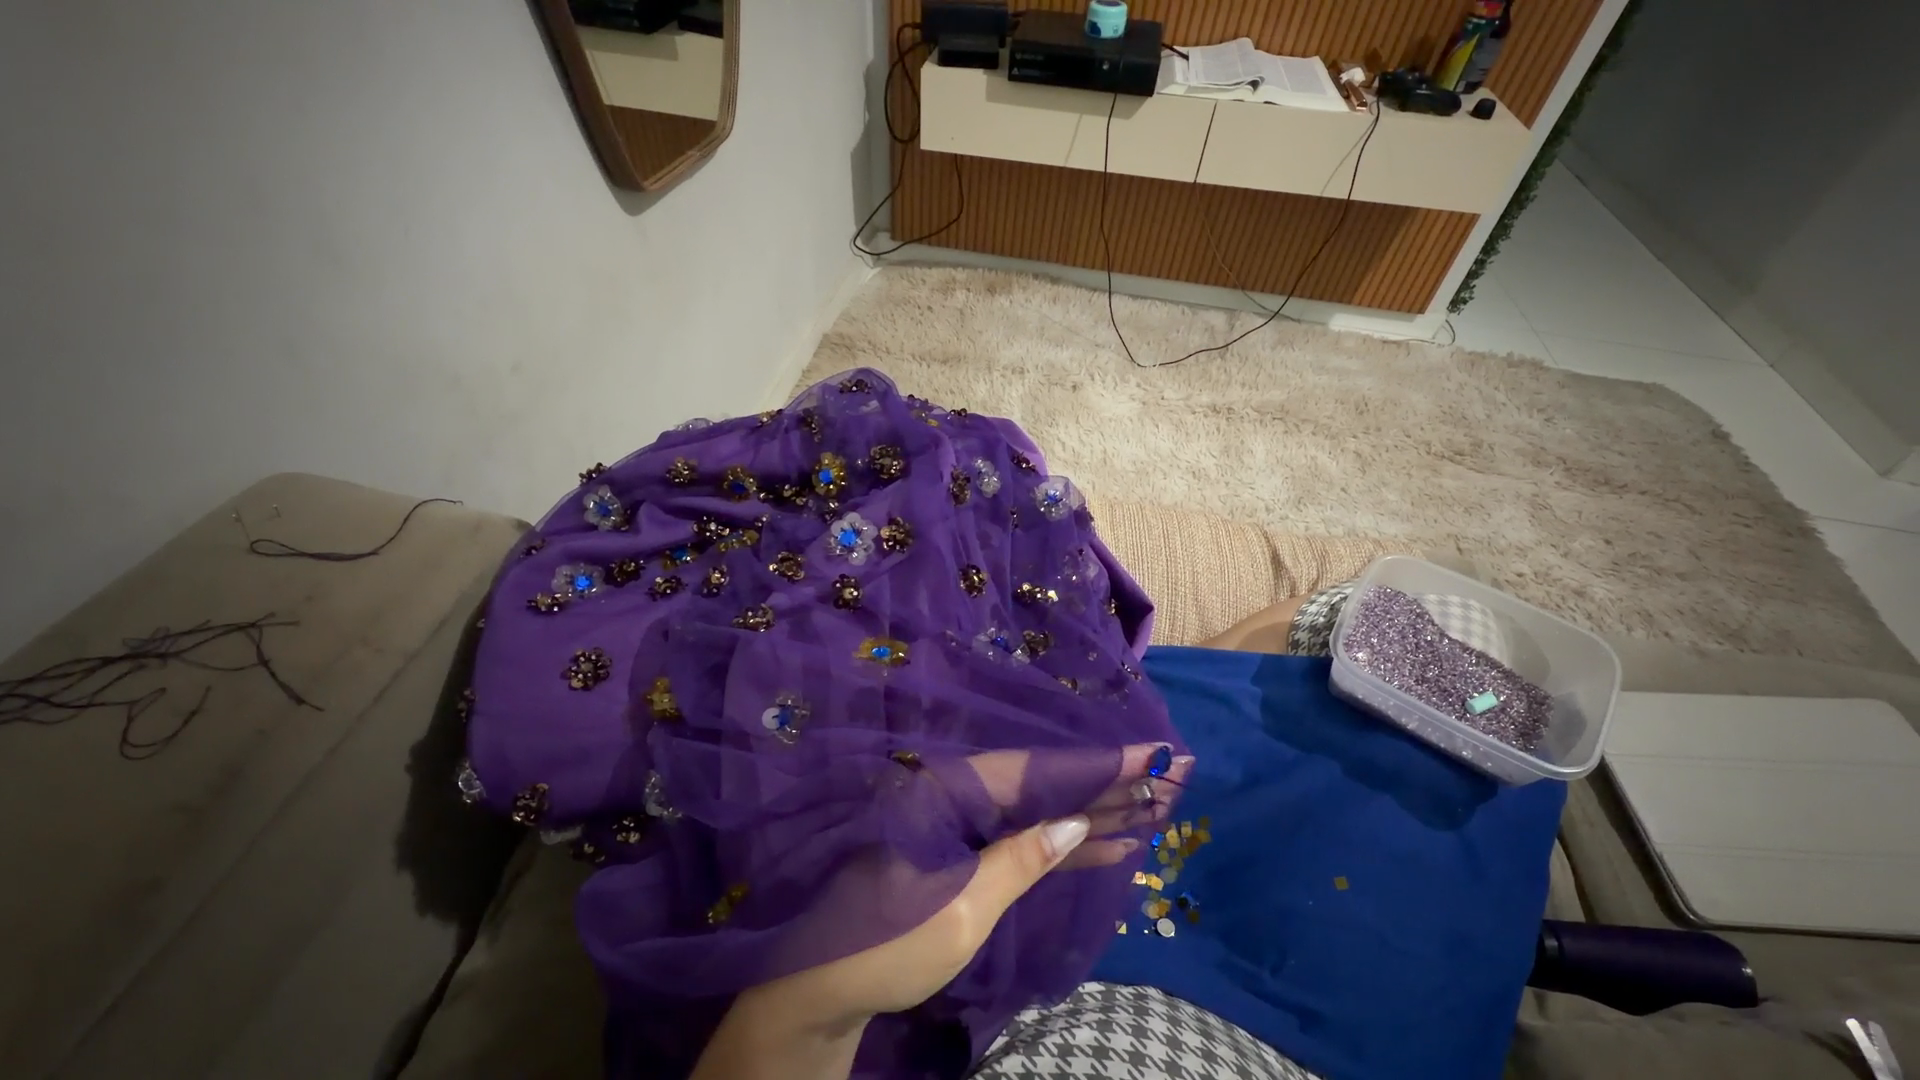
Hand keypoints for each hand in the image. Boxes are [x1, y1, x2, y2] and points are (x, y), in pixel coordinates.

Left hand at [690, 743, 1192, 1079]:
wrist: (824, 990)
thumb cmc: (890, 944)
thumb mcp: (964, 905)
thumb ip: (1023, 858)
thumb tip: (1076, 822)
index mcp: (944, 792)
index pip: (1033, 769)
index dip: (1095, 764)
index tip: (1150, 753)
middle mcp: (952, 798)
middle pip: (1039, 786)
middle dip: (1103, 786)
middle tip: (1167, 777)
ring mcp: (957, 829)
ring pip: (1035, 814)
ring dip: (1090, 815)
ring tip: (1151, 810)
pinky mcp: (961, 859)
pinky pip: (1020, 843)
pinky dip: (1061, 848)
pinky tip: (1106, 846)